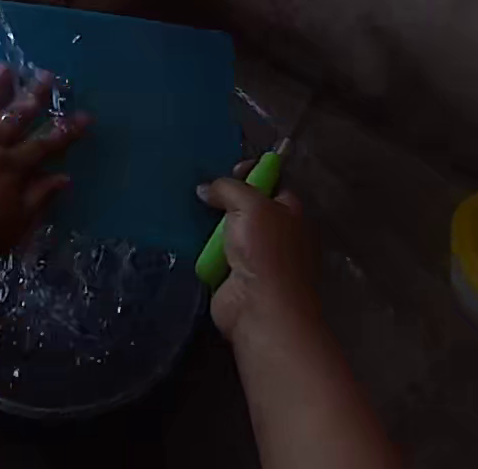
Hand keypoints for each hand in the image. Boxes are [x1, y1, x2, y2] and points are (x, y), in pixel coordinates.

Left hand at [0, 64, 87, 267]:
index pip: (47, 143)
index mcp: (13, 166)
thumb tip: (64, 177)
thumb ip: (39, 198)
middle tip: (47, 75)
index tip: (85, 115)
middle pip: (17, 115)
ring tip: (7, 67)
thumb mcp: (14, 224)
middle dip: (35, 95)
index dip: (67, 129)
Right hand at [197, 162, 320, 341]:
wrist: (260, 309)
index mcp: (289, 211)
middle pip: (246, 203)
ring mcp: (254, 255)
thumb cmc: (265, 251)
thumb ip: (228, 187)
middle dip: (225, 197)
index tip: (231, 169)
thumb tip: (205, 189)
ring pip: (227, 227)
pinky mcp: (234, 274)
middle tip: (204, 191)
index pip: (270, 181)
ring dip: (210, 222)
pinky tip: (188, 234)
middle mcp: (275, 231)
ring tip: (190, 208)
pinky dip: (203, 246)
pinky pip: (214, 250)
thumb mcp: (250, 204)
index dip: (252, 171)